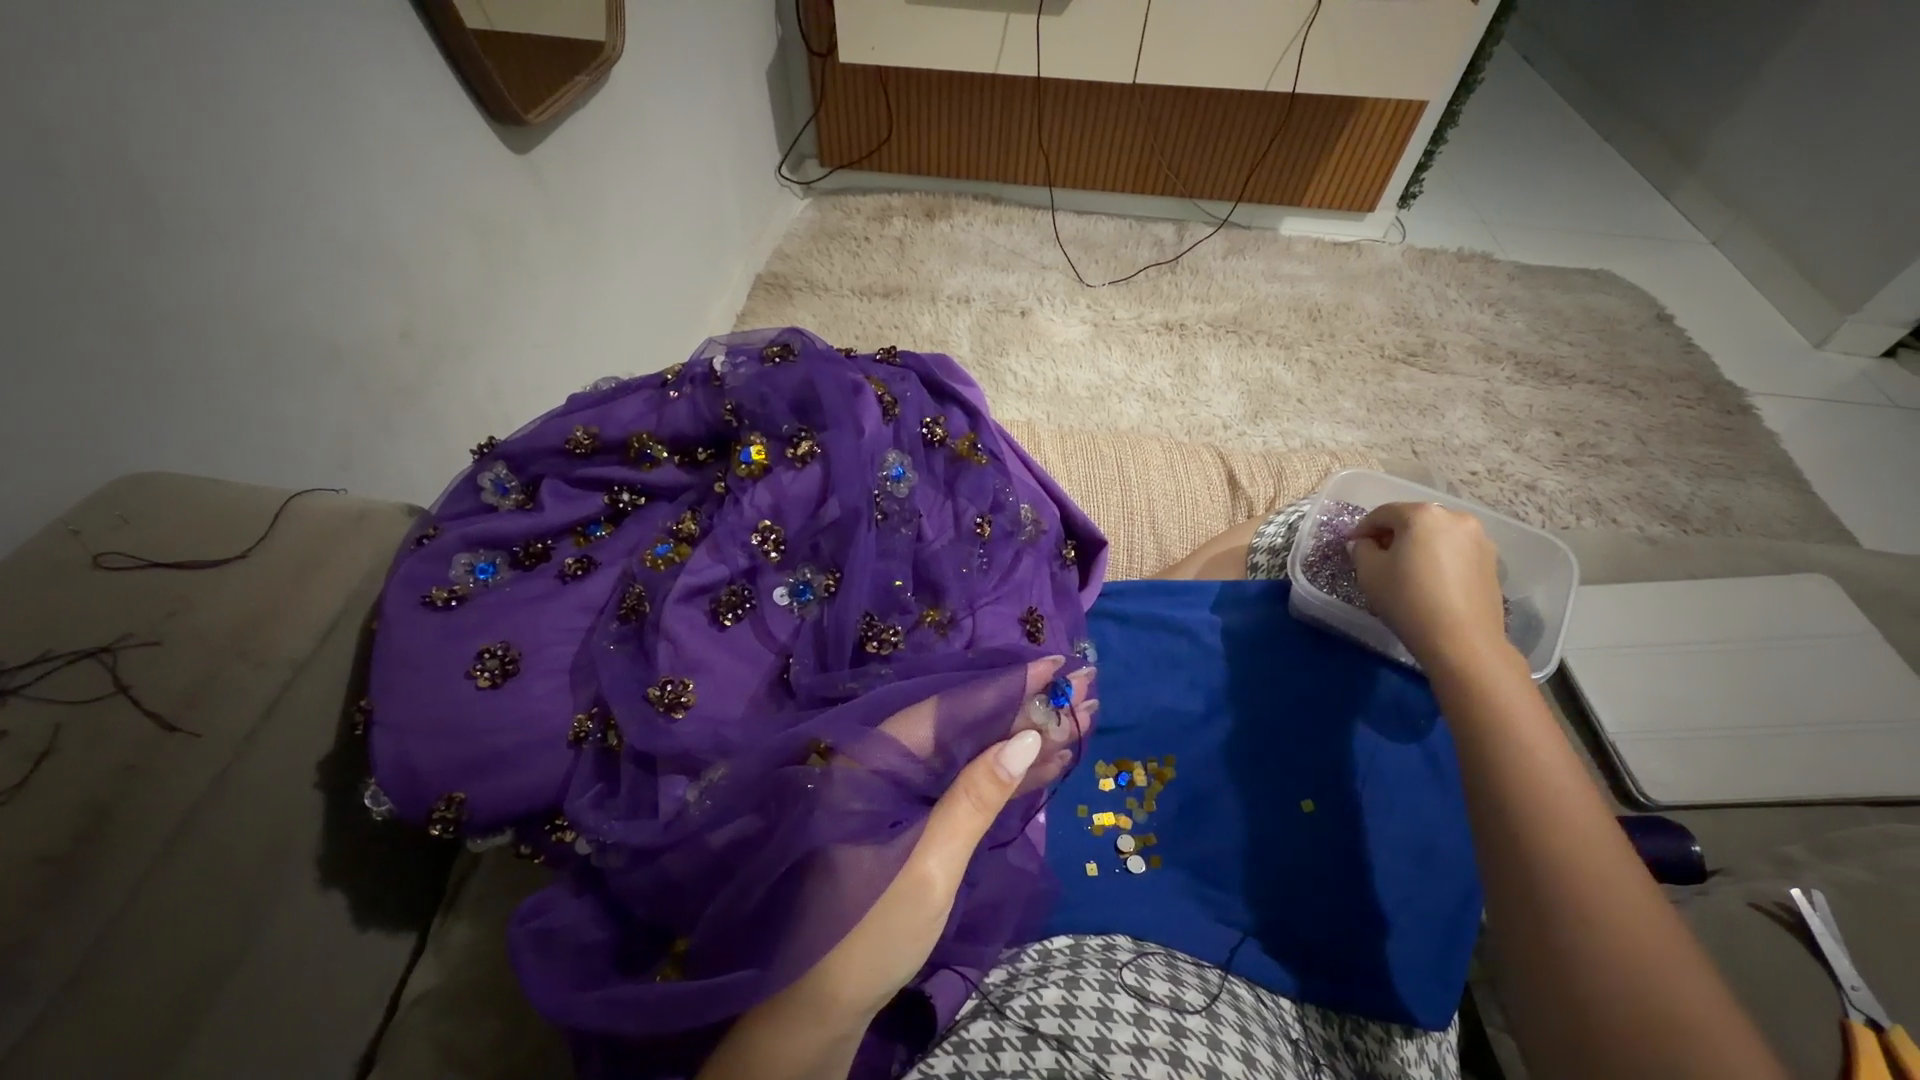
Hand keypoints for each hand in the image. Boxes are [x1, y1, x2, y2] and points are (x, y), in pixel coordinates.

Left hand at [806, 656, 1095, 1016]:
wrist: (829, 999)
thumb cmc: (871, 929)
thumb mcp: (930, 864)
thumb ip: (975, 797)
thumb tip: (1026, 738)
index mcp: (867, 765)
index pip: (944, 711)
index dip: (1001, 688)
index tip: (1052, 667)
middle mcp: (879, 767)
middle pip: (959, 729)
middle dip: (1020, 712)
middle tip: (1078, 691)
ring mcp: (897, 795)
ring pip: (967, 757)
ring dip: (1020, 744)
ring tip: (1076, 723)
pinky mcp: (913, 820)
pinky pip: (963, 786)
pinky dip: (1002, 779)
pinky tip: (1045, 765)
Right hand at [1349, 501, 1510, 669]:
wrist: (1462, 640)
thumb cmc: (1408, 600)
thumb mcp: (1369, 573)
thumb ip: (1361, 549)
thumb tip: (1365, 543)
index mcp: (1422, 515)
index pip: (1383, 513)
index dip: (1363, 529)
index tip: (1353, 547)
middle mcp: (1455, 517)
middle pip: (1413, 519)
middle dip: (1393, 535)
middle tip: (1378, 557)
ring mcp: (1479, 538)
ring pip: (1437, 534)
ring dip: (1418, 545)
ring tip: (1406, 570)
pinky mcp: (1492, 560)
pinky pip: (1456, 550)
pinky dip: (1439, 557)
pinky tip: (1430, 580)